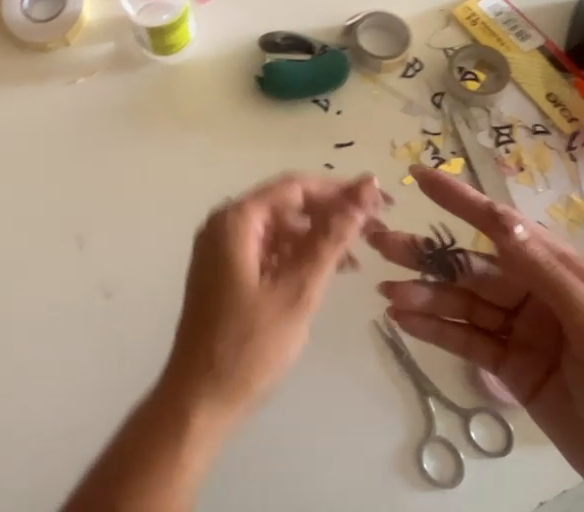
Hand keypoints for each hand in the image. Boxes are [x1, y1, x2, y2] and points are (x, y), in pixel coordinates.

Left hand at [158, 172, 386, 425]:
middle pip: (286, 204)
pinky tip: (331, 270)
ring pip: (280, 227)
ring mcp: (222, 248)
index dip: (340, 190)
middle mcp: (224, 224)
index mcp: (235, 221)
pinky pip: (268, 248)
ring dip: (319, 235)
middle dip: (332, 212)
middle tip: (379, 228)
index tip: (381, 200)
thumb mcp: (298, 290)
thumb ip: (331, 239)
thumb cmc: (249, 345)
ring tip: (363, 253)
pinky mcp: (226, 270)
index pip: (294, 187)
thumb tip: (364, 190)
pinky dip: (299, 254)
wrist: (201, 395)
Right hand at [365, 166, 583, 511]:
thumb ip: (548, 277)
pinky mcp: (512, 369)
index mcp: (573, 278)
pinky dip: (435, 330)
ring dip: (425, 295)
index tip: (418, 176)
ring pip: (464, 304)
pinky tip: (403, 321)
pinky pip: (467, 341)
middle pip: (475, 267)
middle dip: (429, 253)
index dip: (462, 202)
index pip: (508, 230)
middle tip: (380, 242)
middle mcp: (543, 298)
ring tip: (384, 291)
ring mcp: (525, 334)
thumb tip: (501, 220)